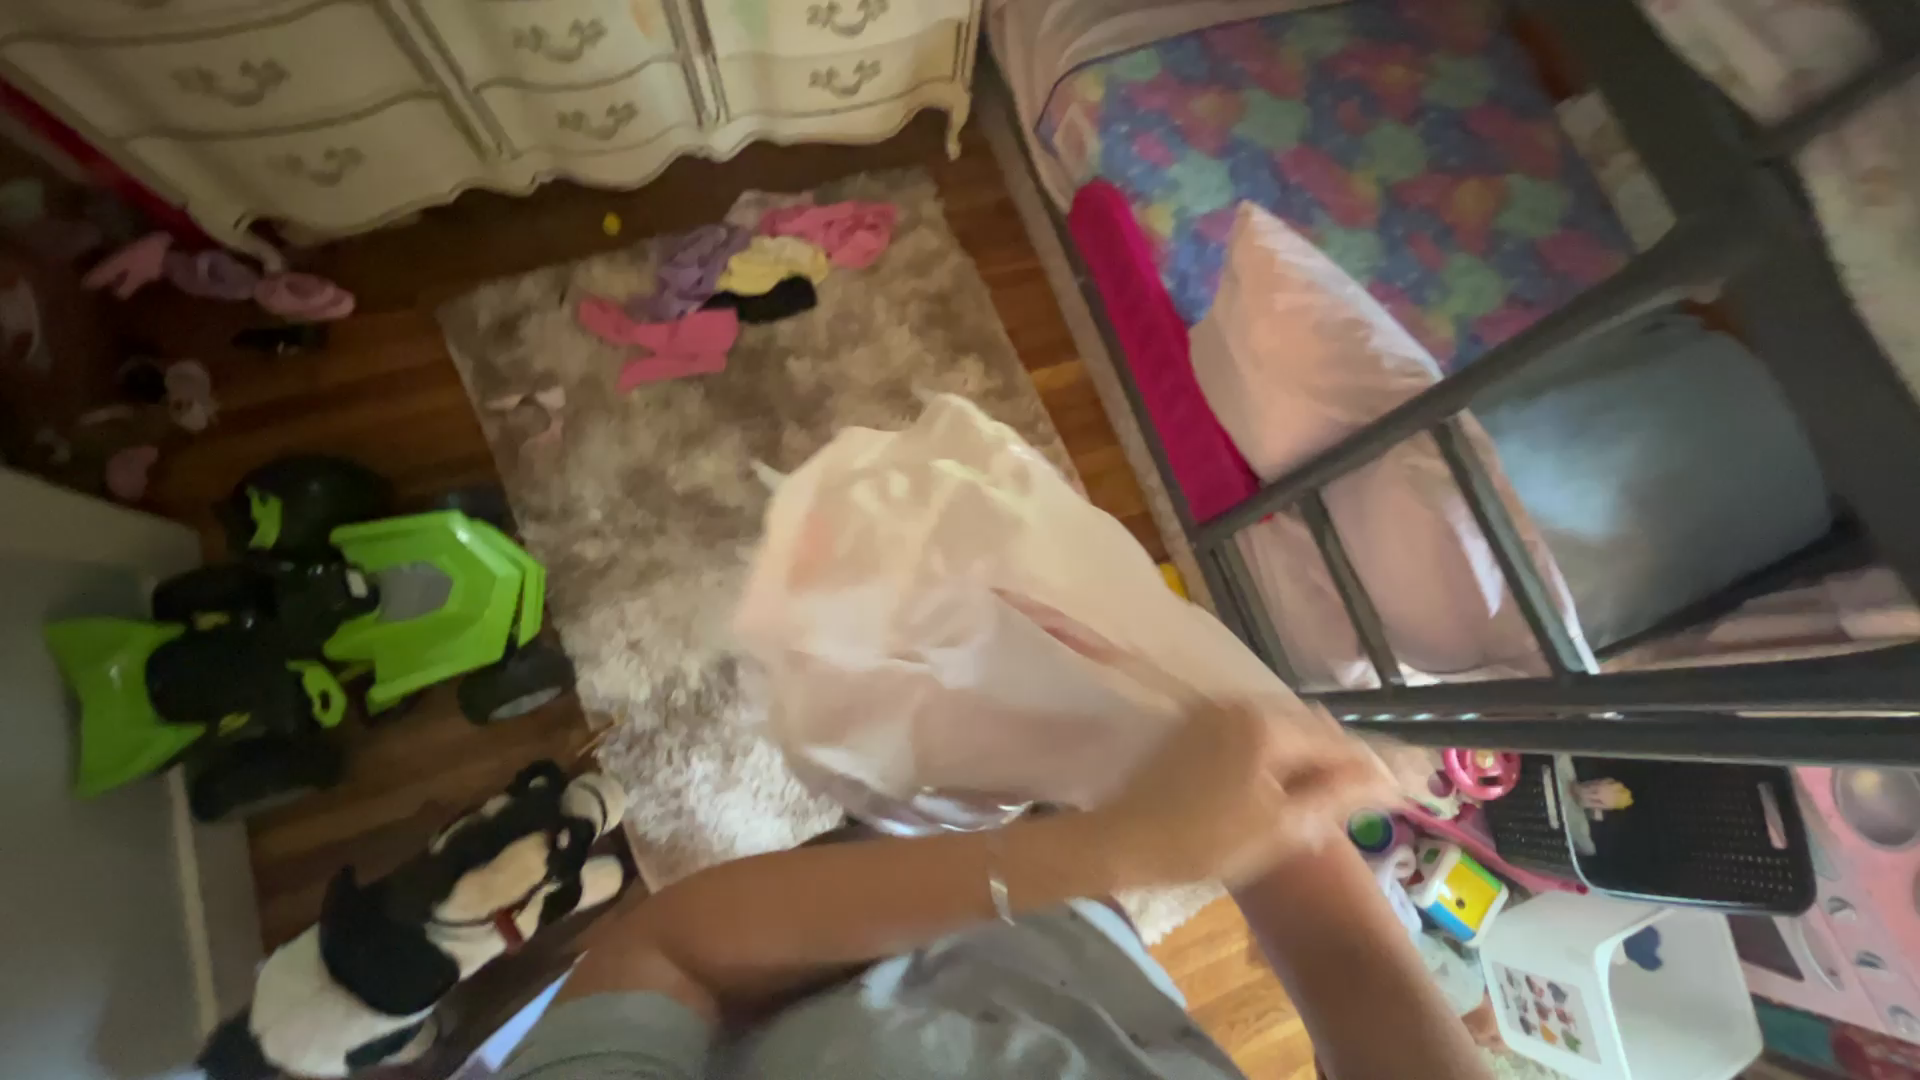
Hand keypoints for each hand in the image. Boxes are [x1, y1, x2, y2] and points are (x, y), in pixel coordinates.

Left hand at [1094, 701, 1399, 887]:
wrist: (1127, 838)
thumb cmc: (1207, 841)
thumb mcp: (1282, 827)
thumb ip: (1337, 796)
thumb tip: (1386, 779)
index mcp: (1265, 725)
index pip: (1335, 740)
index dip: (1366, 768)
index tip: (1391, 795)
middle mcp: (1239, 704)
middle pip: (1305, 726)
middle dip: (1332, 759)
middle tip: (1349, 800)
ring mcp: (1210, 709)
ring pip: (1275, 726)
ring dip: (1299, 754)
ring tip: (1311, 796)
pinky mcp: (1191, 722)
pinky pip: (1246, 728)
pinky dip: (1267, 750)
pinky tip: (1270, 782)